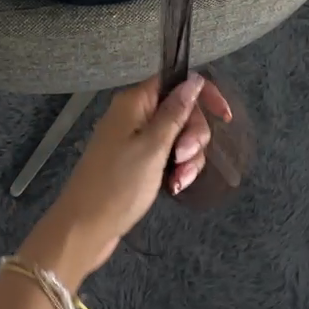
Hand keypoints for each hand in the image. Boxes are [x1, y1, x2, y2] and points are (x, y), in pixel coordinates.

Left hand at [19, 73, 232, 287]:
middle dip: (192, 135)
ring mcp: (134, 138)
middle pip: (180, 110)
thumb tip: (194, 78)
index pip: (176, 81)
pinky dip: (174, 169)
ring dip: (186, 158)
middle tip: (184, 159)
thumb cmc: (118, 184)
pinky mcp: (135, 161)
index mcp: (136, 101)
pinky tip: (174, 187)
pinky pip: (165, 155)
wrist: (83, 229)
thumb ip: (176, 112)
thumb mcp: (153, 147)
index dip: (202, 94)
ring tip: (178, 182)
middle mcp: (135, 113)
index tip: (224, 117)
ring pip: (177, 136)